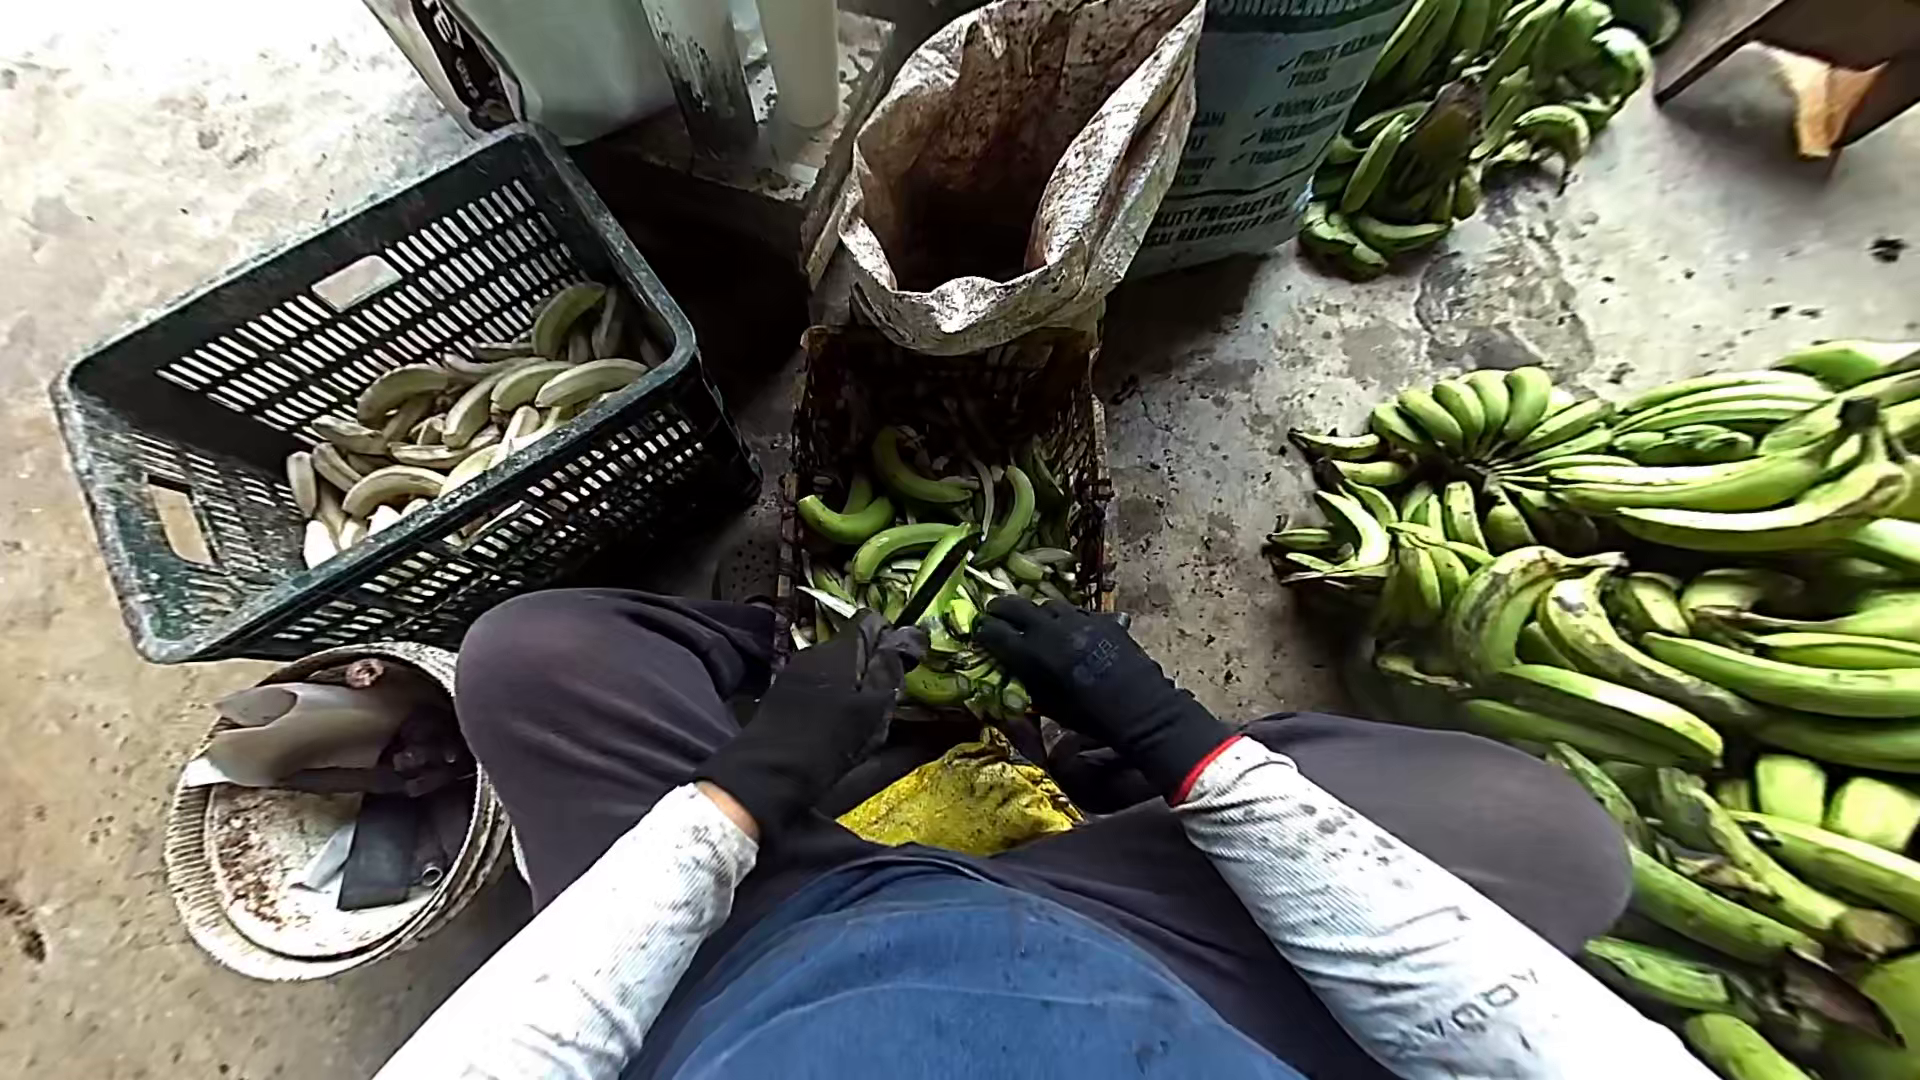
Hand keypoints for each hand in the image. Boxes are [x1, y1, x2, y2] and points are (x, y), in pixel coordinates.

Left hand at [695, 611, 924, 836]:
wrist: (768, 773)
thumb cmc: (830, 739)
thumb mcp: (873, 708)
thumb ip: (891, 668)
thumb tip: (911, 634)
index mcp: (841, 649)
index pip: (870, 620)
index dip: (890, 636)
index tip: (900, 664)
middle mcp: (816, 650)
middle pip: (853, 644)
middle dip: (871, 663)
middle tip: (884, 695)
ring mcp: (795, 669)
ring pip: (835, 664)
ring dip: (851, 680)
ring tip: (860, 713)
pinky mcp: (783, 691)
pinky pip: (818, 681)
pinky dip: (832, 693)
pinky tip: (834, 721)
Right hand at [976, 596, 1231, 797]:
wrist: (1142, 709)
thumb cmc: (1092, 718)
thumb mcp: (1050, 705)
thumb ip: (1028, 682)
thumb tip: (1013, 669)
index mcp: (1038, 654)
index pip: (999, 633)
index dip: (985, 630)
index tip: (977, 628)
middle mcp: (1055, 630)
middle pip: (1018, 607)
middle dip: (1002, 609)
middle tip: (993, 612)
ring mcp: (1080, 620)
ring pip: (1048, 605)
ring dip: (1036, 612)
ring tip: (1032, 621)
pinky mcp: (1101, 619)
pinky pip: (1075, 611)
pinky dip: (1065, 617)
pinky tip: (1066, 627)